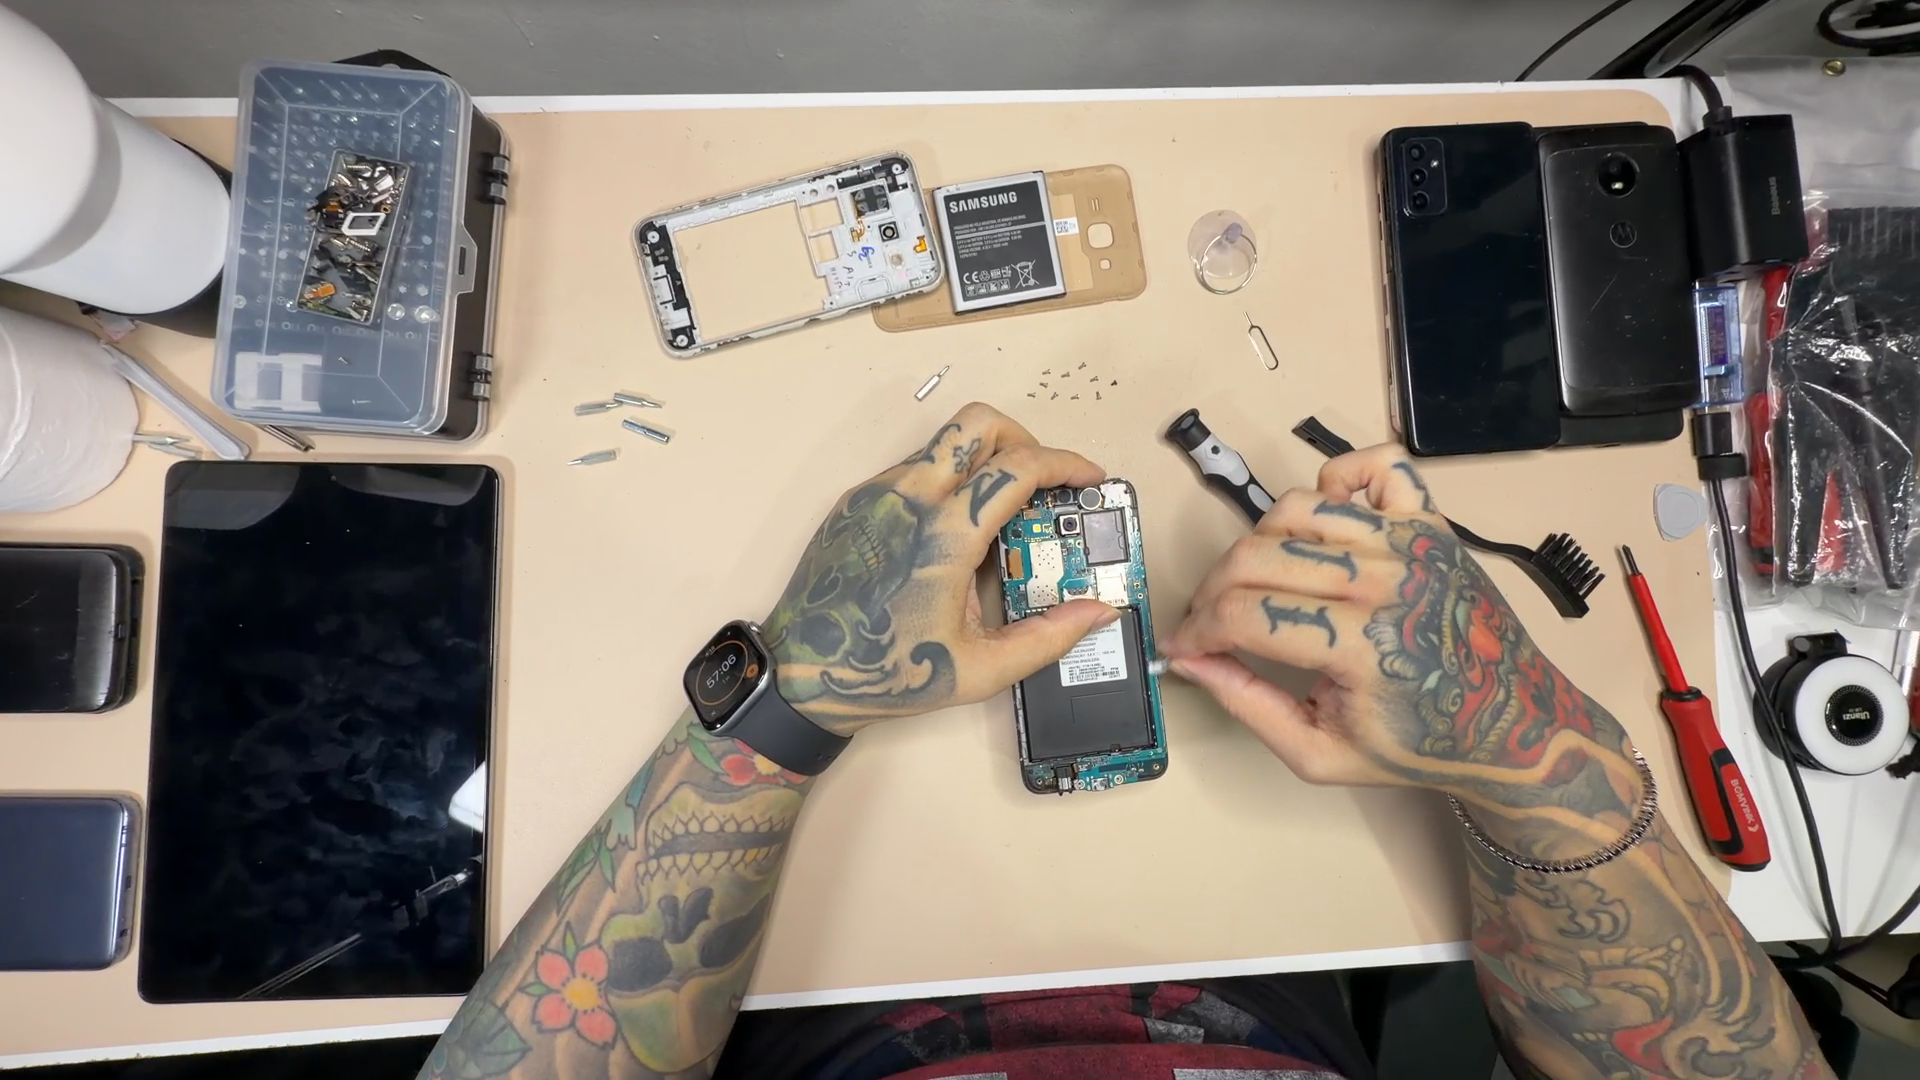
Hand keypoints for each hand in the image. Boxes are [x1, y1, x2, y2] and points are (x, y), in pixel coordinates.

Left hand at [763, 403, 1120, 733]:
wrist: (802, 674)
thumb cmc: (887, 673)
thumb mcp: (981, 669)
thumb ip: (1048, 638)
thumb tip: (1097, 612)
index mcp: (943, 537)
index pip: (1018, 467)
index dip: (1065, 464)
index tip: (1087, 479)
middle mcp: (908, 500)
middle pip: (978, 423)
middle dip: (1022, 438)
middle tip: (1039, 480)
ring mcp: (877, 495)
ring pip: (943, 442)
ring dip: (984, 459)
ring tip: (999, 509)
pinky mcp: (857, 502)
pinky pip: (914, 467)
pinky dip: (948, 479)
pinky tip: (953, 528)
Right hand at [1164, 445, 1622, 799]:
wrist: (1522, 731)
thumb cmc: (1423, 745)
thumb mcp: (1318, 754)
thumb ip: (1245, 704)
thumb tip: (1189, 660)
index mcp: (1363, 647)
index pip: (1244, 614)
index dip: (1197, 630)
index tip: (1184, 646)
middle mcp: (1386, 581)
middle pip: (1256, 555)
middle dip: (1211, 591)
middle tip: (1210, 620)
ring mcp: (1411, 543)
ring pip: (1296, 509)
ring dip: (1257, 542)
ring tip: (1260, 580)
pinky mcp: (1430, 524)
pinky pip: (1376, 467)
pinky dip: (1338, 478)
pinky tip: (1324, 519)